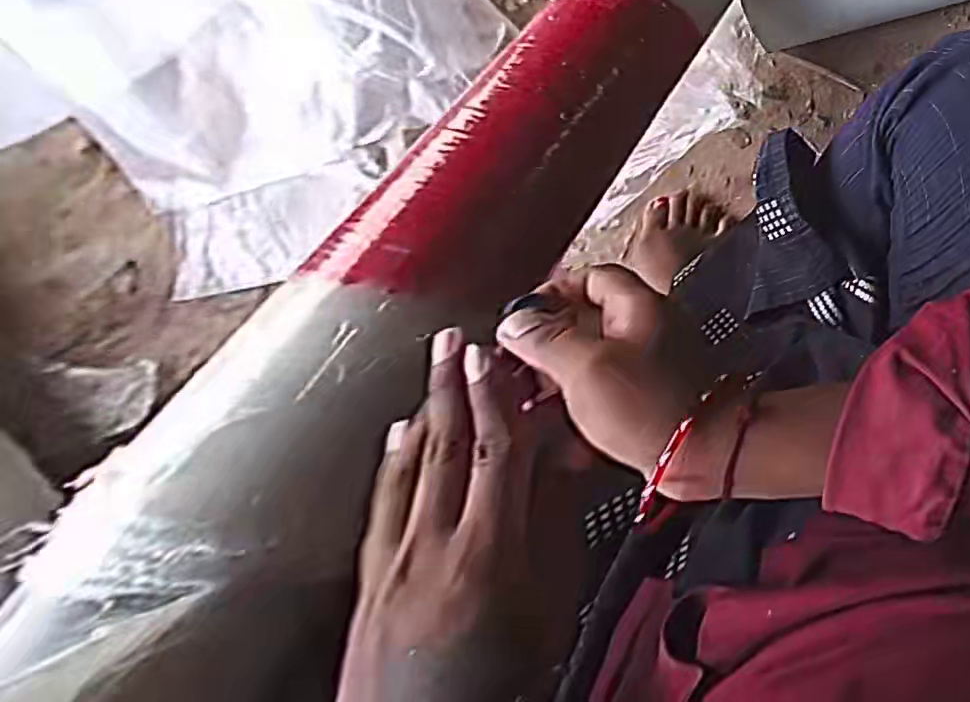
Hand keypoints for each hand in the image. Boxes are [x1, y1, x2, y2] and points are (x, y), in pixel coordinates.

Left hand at [337, 328, 585, 701]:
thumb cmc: (505, 668)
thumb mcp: (551, 594)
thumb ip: (555, 519)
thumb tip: (562, 457)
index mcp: (487, 549)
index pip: (497, 453)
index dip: (497, 398)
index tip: (495, 355)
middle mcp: (432, 546)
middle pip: (445, 449)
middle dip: (451, 387)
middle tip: (453, 339)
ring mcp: (392, 563)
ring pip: (410, 469)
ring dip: (424, 410)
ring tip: (434, 367)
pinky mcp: (369, 579)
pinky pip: (382, 504)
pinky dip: (392, 460)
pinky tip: (398, 434)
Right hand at [495, 265, 705, 479]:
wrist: (695, 449)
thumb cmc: (648, 407)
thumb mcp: (584, 368)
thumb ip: (547, 339)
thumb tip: (516, 321)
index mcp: (642, 305)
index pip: (594, 276)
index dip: (554, 291)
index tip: (522, 316)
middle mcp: (652, 323)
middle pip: (592, 313)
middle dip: (551, 333)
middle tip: (519, 359)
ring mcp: (654, 354)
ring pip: (596, 347)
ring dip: (561, 364)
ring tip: (531, 390)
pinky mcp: (652, 385)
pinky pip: (608, 375)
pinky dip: (581, 386)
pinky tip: (558, 410)